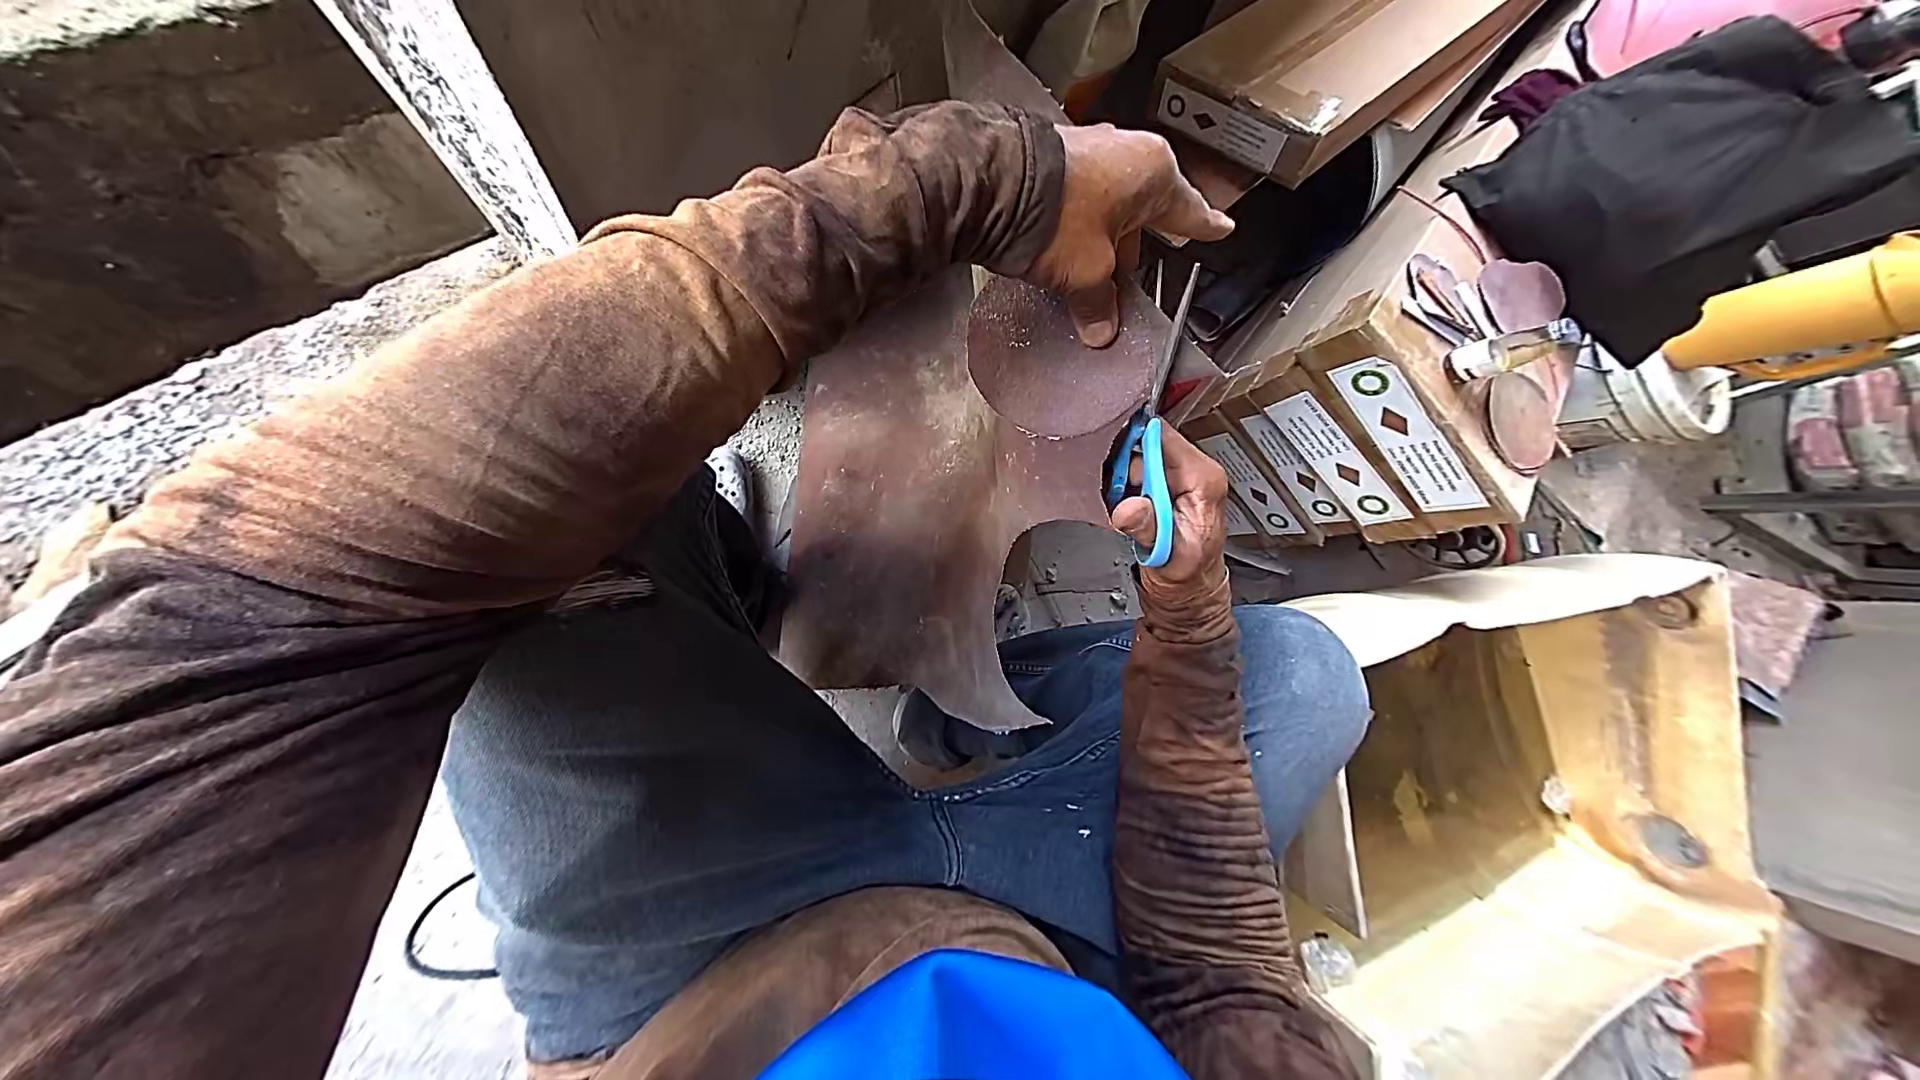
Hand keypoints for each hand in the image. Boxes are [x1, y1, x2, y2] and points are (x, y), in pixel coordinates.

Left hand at [1025, 124, 1234, 346]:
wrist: (990, 181)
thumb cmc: (1056, 219)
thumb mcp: (1087, 273)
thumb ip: (1099, 303)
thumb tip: (1102, 332)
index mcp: (1153, 174)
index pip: (1188, 211)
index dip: (1204, 227)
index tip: (1220, 229)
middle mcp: (1126, 152)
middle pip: (1141, 215)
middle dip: (1131, 252)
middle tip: (1121, 286)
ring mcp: (1089, 150)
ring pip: (1107, 209)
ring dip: (1100, 242)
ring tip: (1083, 275)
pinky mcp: (1053, 159)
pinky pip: (1077, 202)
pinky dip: (1075, 229)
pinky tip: (1059, 251)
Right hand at [1109, 425, 1229, 603]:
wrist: (1190, 586)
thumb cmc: (1187, 572)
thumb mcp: (1168, 556)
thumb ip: (1149, 529)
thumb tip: (1130, 508)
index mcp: (1203, 478)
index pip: (1161, 434)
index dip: (1133, 446)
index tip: (1118, 468)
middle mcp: (1193, 469)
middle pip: (1143, 442)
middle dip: (1124, 467)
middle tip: (1124, 497)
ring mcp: (1177, 473)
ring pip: (1135, 454)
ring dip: (1121, 478)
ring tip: (1128, 507)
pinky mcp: (1164, 480)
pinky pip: (1134, 469)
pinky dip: (1123, 485)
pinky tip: (1129, 505)